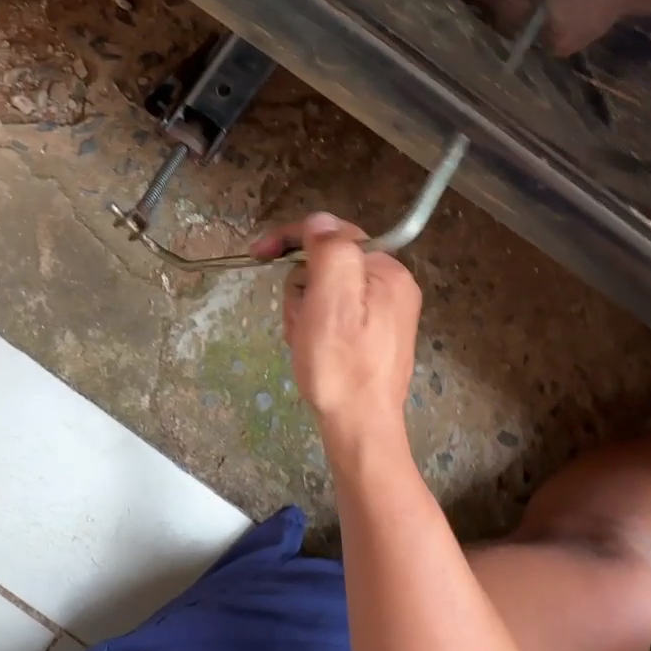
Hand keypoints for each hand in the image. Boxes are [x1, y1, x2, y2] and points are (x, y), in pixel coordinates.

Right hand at [254, 213, 422, 440]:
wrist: (361, 429)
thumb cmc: (340, 367)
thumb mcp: (330, 303)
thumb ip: (330, 252)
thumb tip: (319, 221)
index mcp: (386, 271)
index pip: (332, 233)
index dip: (292, 239)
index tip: (259, 254)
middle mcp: (392, 285)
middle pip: (327, 263)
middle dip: (301, 287)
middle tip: (297, 320)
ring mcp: (385, 311)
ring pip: (326, 289)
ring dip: (305, 309)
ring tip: (304, 339)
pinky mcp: (375, 334)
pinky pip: (334, 312)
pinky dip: (315, 325)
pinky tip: (312, 348)